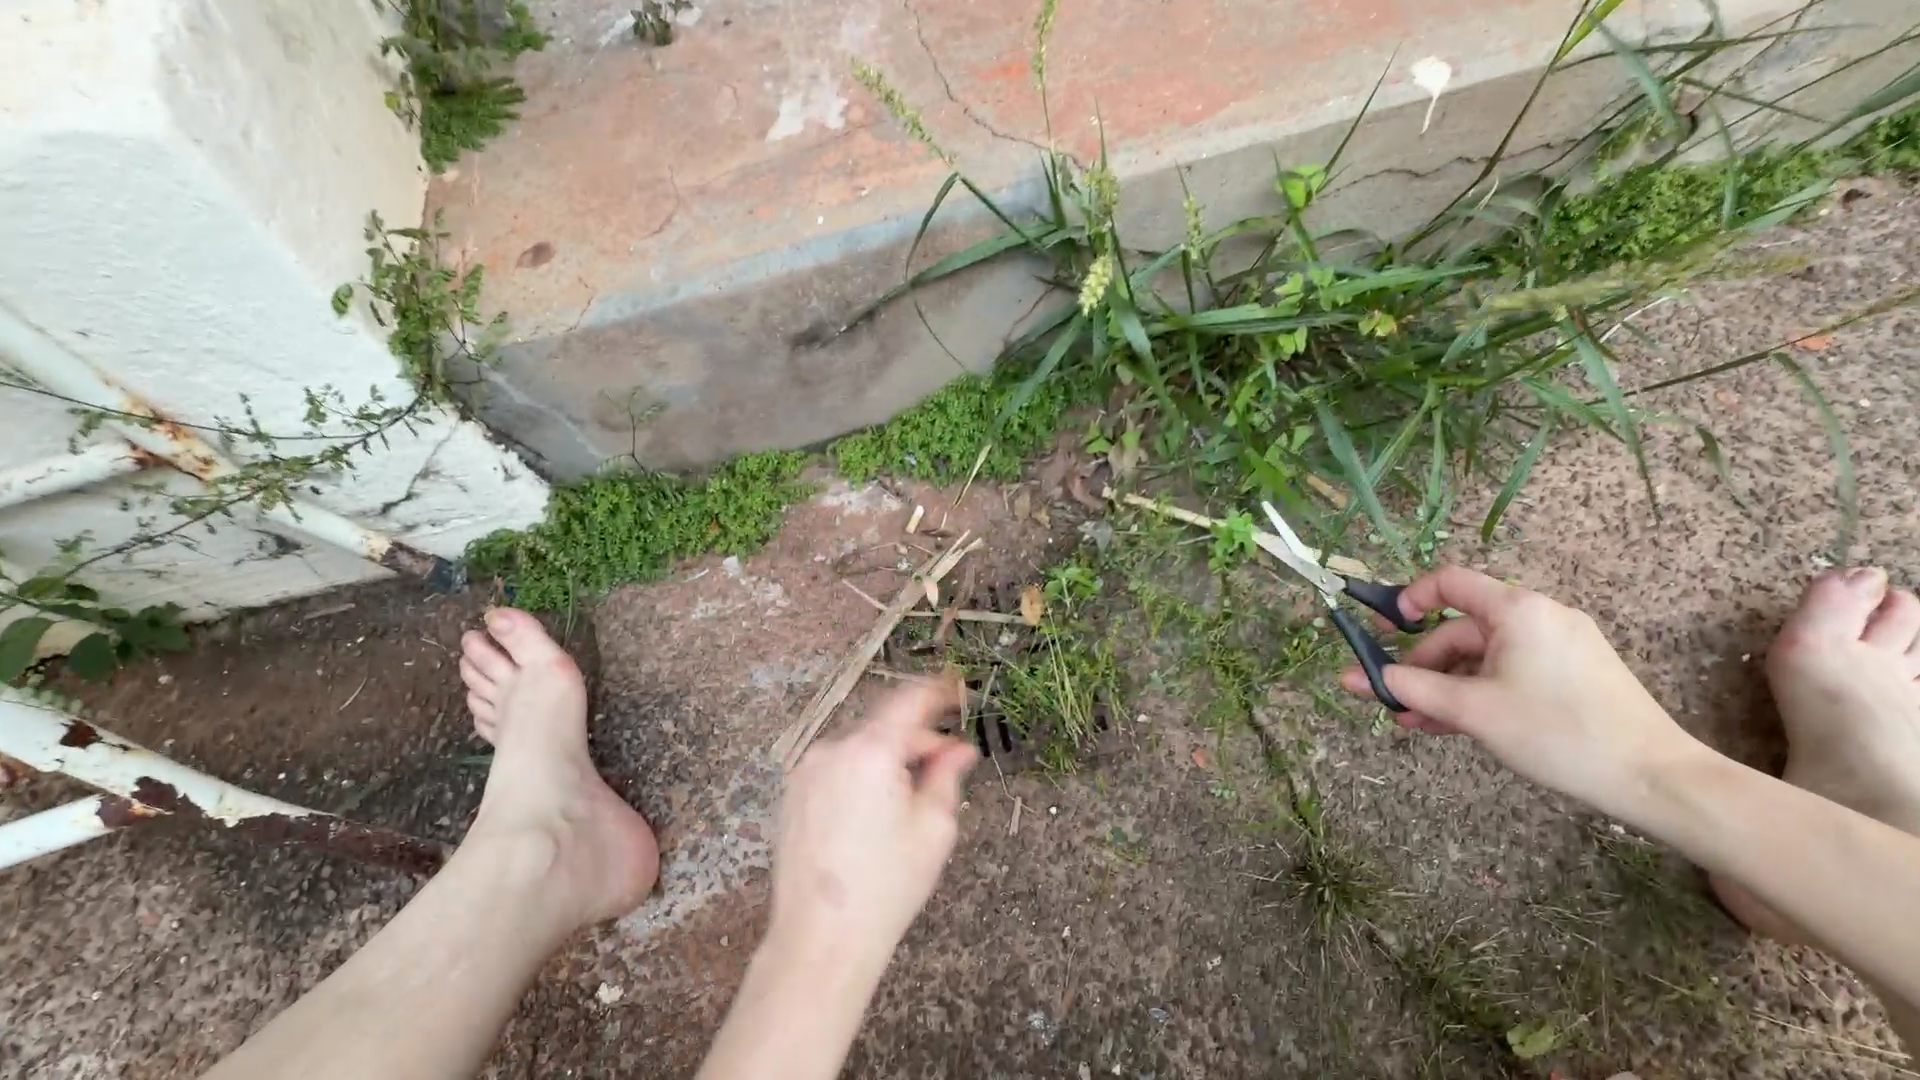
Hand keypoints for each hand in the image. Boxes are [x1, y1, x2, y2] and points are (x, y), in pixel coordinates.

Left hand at [770, 682, 977, 973]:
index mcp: (871, 751)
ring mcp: (806, 772)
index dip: (938, 692)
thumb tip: (959, 749)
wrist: (822, 937)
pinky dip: (861, 777)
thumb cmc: (885, 887)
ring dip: (888, 761)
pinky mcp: (792, 795)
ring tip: (908, 803)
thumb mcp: (934, 828)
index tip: (957, 692)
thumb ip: (947, 775)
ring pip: (860, 750)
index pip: (909, 701)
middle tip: (947, 767)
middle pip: (884, 728)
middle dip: (917, 742)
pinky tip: (874, 816)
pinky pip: (837, 769)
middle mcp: (832, 750)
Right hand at [1340, 565, 1705, 811]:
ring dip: (1446, 685)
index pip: (1449, 582)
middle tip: (1396, 699)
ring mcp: (1560, 646)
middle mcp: (1540, 617)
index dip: (1408, 600)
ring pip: (1483, 656)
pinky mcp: (1574, 674)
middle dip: (1423, 663)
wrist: (1655, 779)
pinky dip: (1478, 692)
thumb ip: (1410, 688)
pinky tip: (1456, 723)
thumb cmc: (1556, 732)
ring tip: (1419, 722)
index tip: (1384, 633)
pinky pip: (1509, 671)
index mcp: (1518, 610)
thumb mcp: (1471, 709)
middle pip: (1462, 628)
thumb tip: (1356, 678)